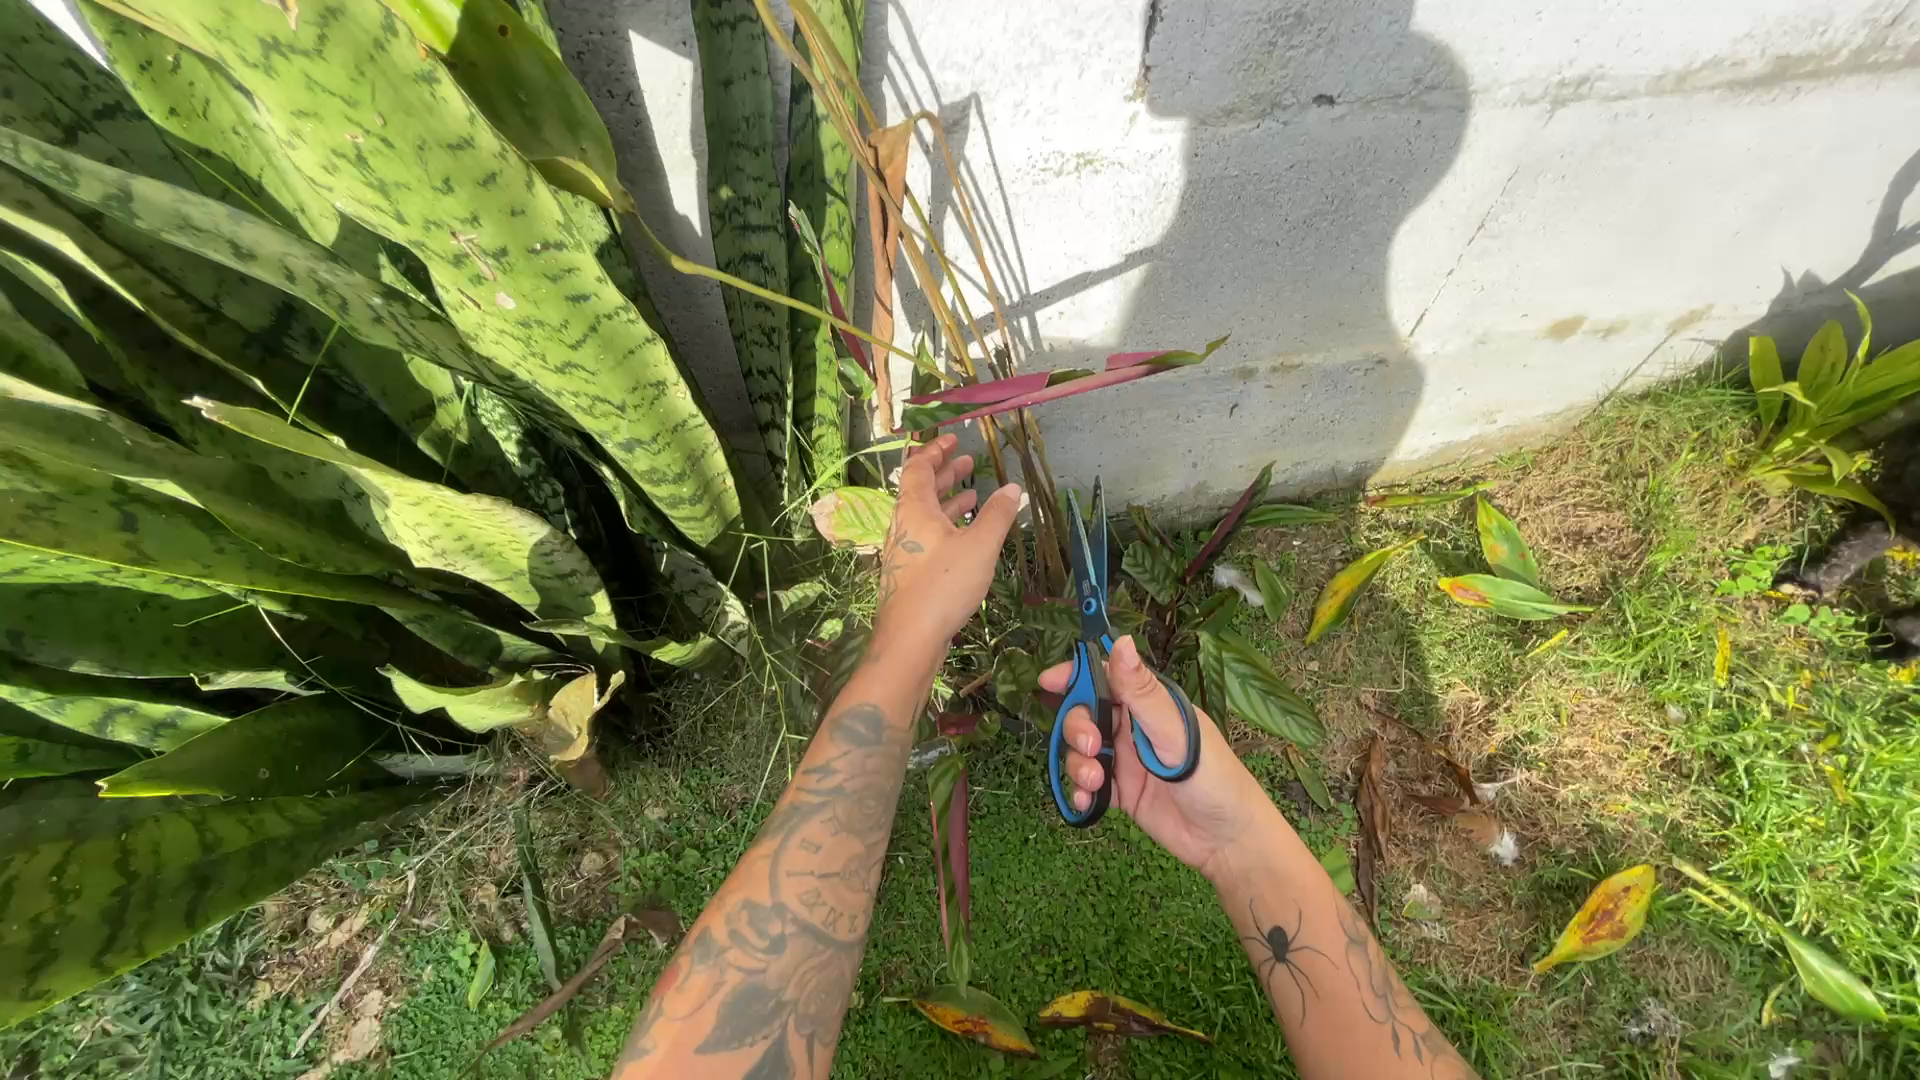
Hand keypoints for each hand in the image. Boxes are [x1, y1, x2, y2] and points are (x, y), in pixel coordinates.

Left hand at [870, 434, 1023, 664]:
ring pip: (925, 516)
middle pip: (920, 490)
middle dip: (945, 473)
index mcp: (914, 510)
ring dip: (947, 501)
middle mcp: (904, 525)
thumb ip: (997, 516)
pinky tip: (965, 536)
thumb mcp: (979, 546)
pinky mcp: (910, 573)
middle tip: (967, 462)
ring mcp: (904, 551)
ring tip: (972, 494)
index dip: (934, 450)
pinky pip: (928, 537)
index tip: (953, 440)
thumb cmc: (943, 585)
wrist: (910, 638)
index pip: (917, 467)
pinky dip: (946, 527)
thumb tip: (1013, 489)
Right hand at [1041, 635, 1281, 880]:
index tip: (1048, 681)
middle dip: (1076, 728)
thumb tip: (1121, 640)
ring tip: (1094, 783)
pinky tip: (1086, 803)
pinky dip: (1080, 791)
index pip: (1104, 678)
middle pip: (1085, 714)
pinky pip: (1088, 784)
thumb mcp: (1174, 732)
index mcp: (1149, 703)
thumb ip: (1141, 692)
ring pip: (1081, 750)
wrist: (1227, 841)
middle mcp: (1133, 727)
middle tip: (1089, 747)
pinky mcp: (1121, 791)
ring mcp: (1125, 760)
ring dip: (1078, 763)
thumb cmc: (1212, 776)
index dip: (1074, 676)